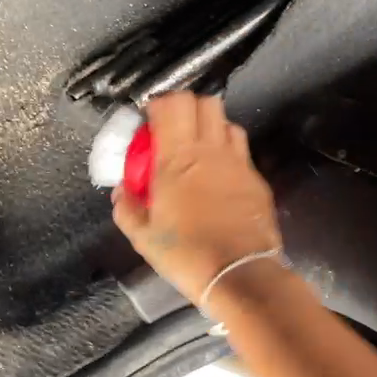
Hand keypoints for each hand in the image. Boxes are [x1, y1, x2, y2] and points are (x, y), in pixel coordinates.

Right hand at [112, 92, 281, 306]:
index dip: (158, 104)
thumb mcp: (142, 237)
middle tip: (172, 128)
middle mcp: (209, 151)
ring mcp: (237, 162)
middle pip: (203, 102)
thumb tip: (120, 191)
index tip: (149, 119)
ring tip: (197, 146)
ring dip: (209, 125)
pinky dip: (226, 149)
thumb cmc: (185, 254)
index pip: (171, 106)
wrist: (238, 274)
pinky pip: (240, 149)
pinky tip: (217, 172)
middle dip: (185, 106)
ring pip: (226, 121)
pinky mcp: (255, 178)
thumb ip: (126, 208)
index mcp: (176, 160)